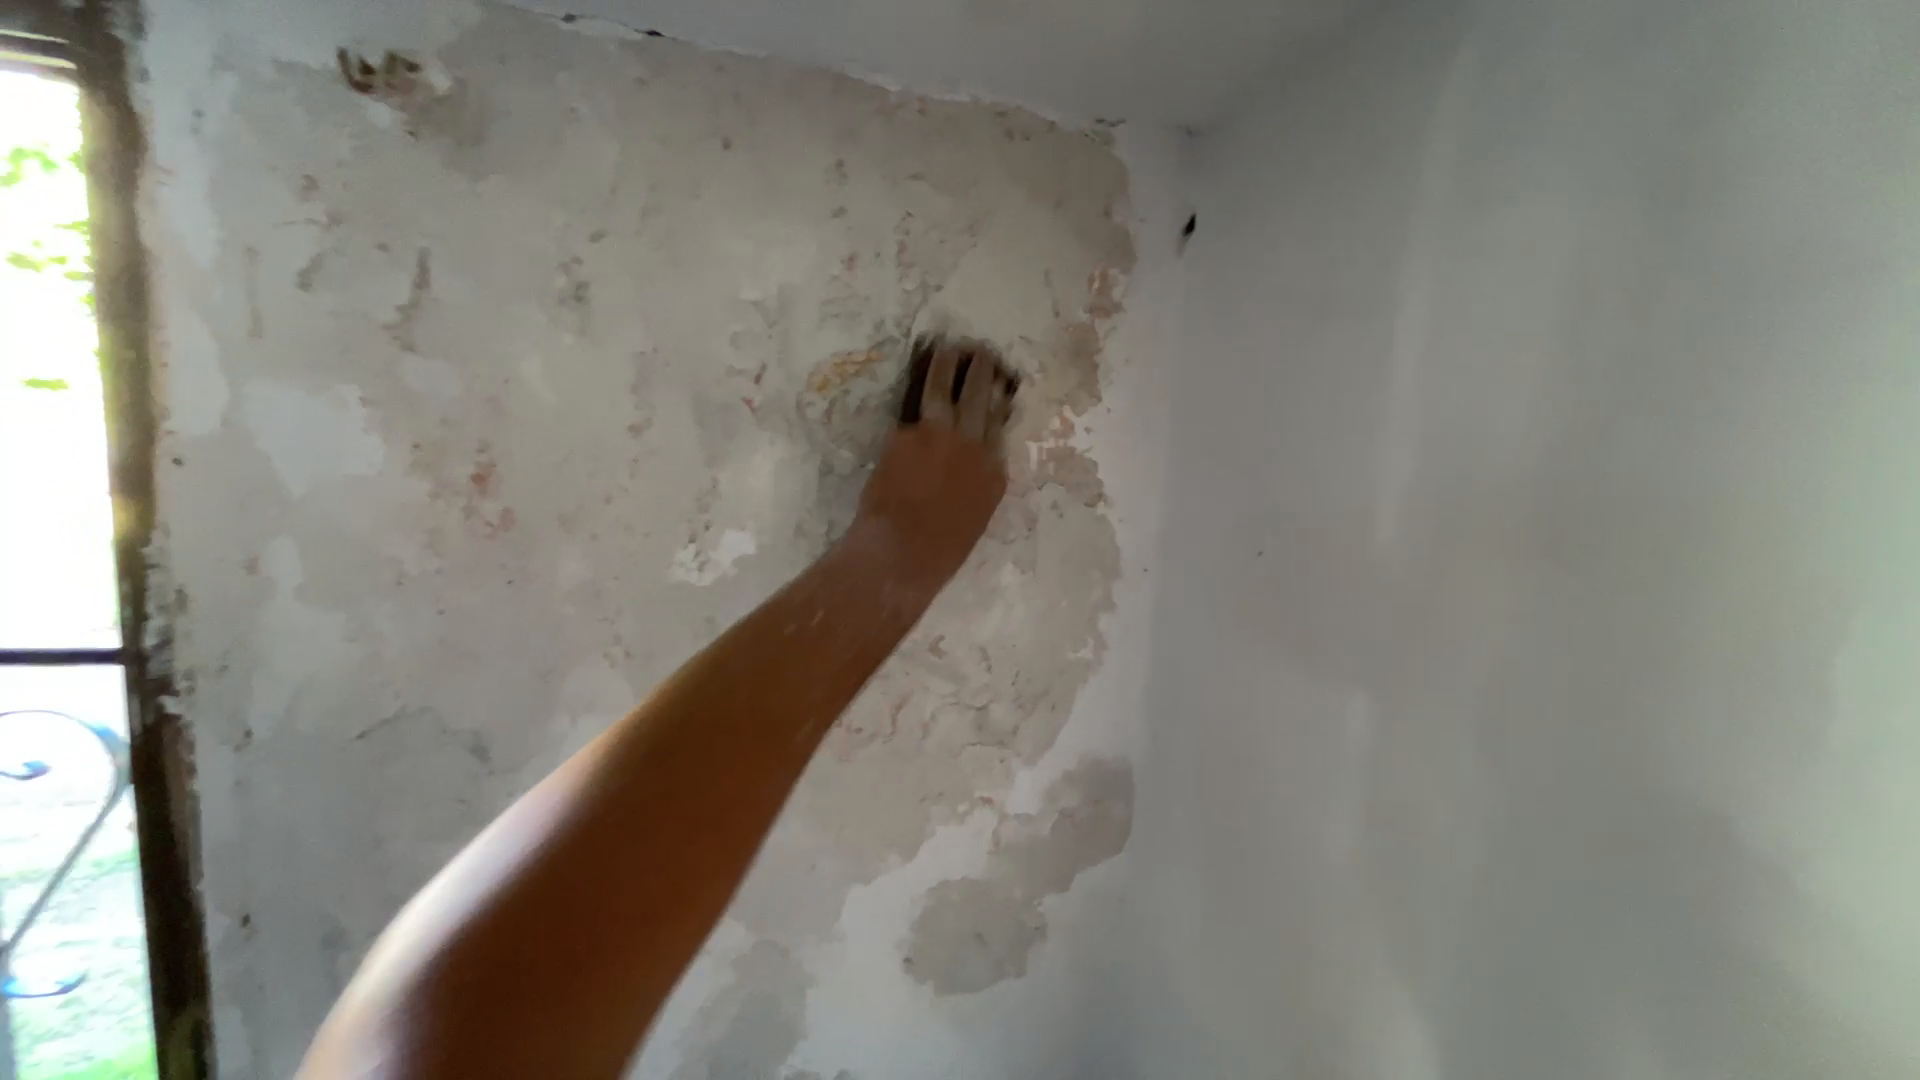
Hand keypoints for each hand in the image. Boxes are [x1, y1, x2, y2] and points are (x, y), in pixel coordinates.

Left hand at [850, 336, 1017, 588]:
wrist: (903, 553)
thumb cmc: (940, 550)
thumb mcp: (975, 515)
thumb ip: (978, 481)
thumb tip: (973, 460)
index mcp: (995, 473)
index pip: (999, 426)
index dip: (997, 402)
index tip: (997, 386)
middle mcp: (974, 447)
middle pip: (981, 399)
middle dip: (982, 372)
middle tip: (982, 354)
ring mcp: (940, 437)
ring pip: (947, 390)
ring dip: (949, 364)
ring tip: (950, 347)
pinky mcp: (907, 435)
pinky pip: (913, 405)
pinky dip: (917, 387)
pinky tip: (917, 373)